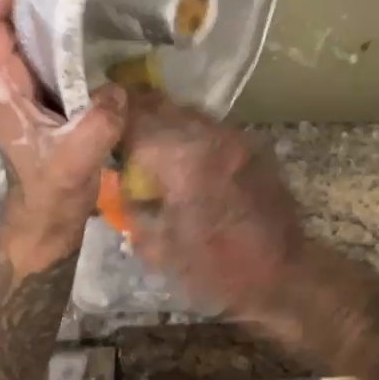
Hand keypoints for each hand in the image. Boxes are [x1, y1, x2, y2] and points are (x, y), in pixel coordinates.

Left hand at [0, 0, 127, 262]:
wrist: (49, 214)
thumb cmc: (52, 187)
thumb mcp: (76, 157)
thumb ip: (96, 123)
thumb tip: (118, 89)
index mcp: (3, 87)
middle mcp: (9, 79)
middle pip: (5, 22)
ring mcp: (27, 85)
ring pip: (26, 35)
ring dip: (43, 8)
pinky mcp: (46, 93)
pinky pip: (48, 51)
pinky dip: (61, 31)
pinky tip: (91, 21)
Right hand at [119, 92, 308, 318]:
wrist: (285, 275)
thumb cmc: (218, 269)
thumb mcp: (159, 249)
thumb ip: (132, 208)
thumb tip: (118, 183)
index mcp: (180, 158)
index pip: (134, 118)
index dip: (110, 114)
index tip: (92, 116)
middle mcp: (207, 136)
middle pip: (160, 104)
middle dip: (134, 109)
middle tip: (114, 121)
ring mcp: (233, 137)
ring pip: (186, 111)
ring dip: (162, 117)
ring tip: (145, 134)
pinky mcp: (250, 145)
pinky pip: (209, 126)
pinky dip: (188, 130)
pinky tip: (181, 152)